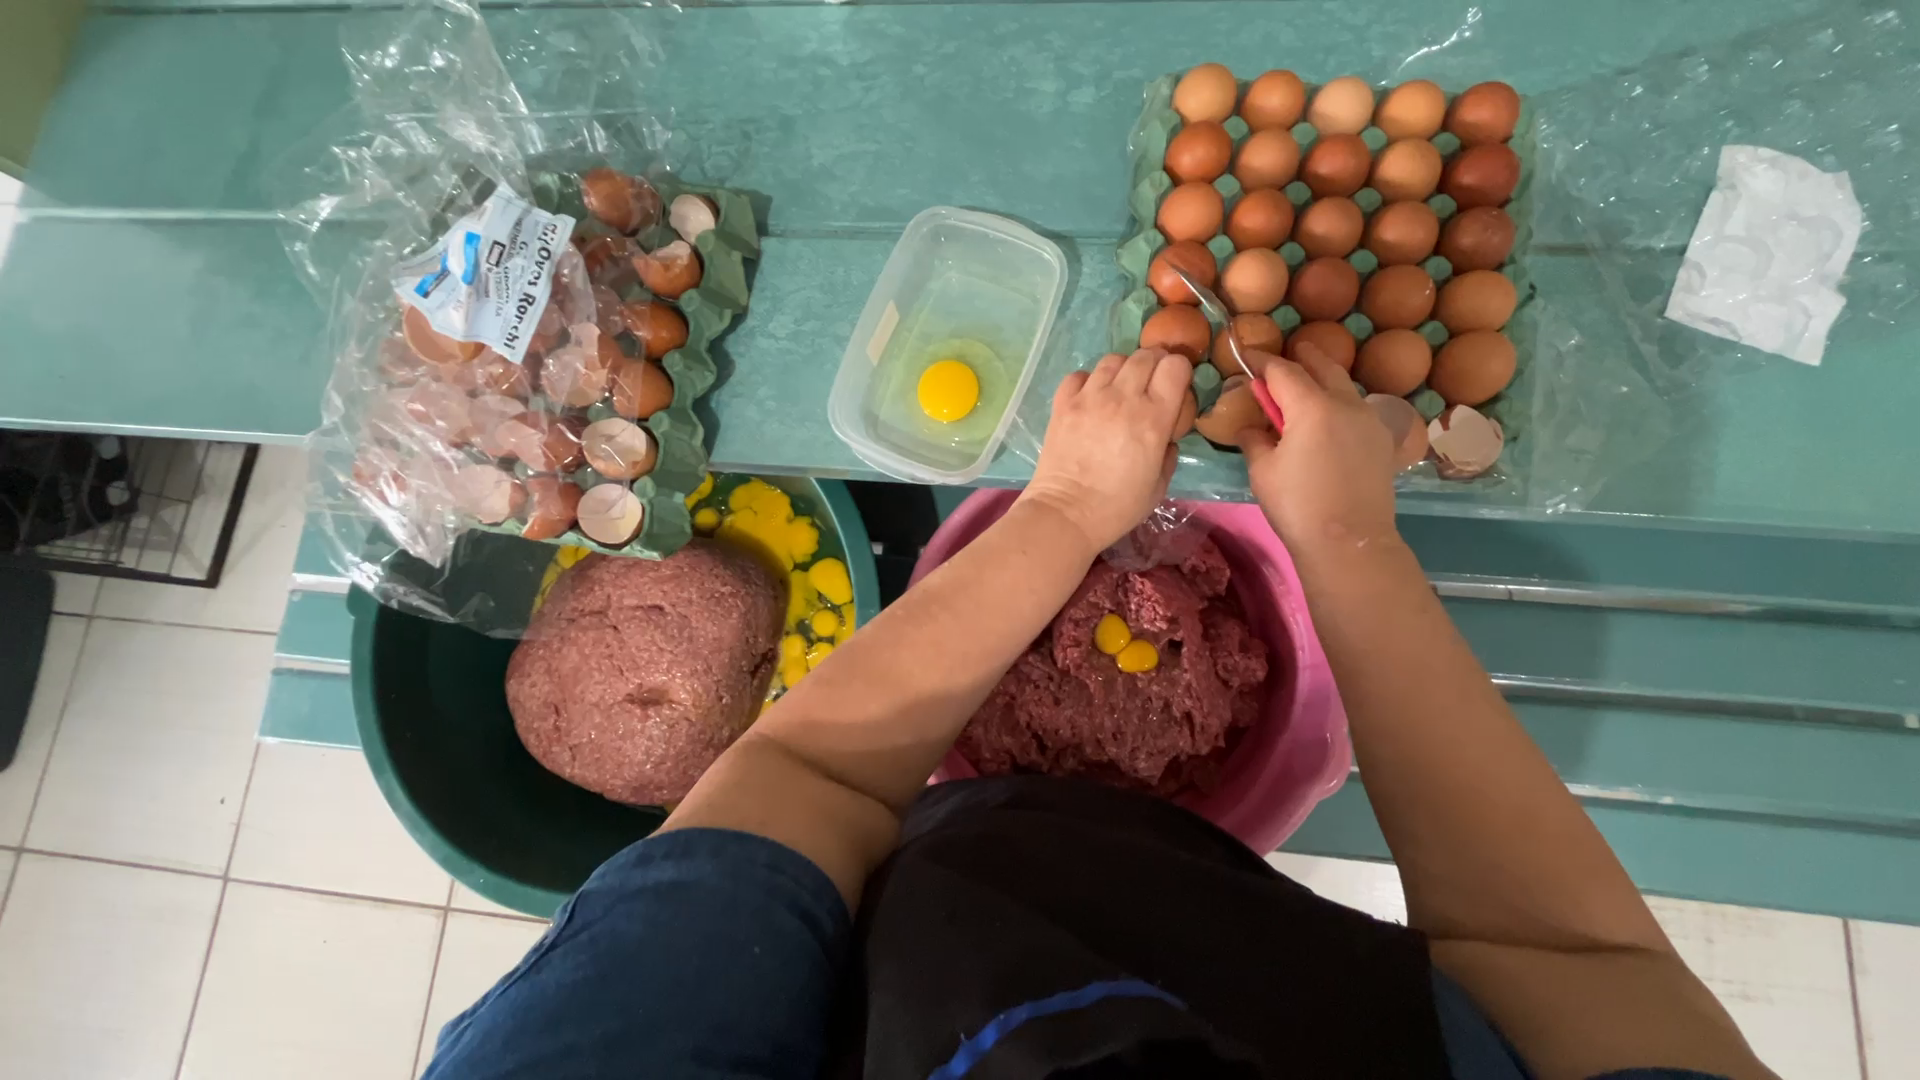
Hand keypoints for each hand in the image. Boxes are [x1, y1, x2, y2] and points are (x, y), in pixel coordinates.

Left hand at [1020, 348, 1190, 555]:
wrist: (1066, 514)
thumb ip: (1168, 453)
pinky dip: (1089, 380)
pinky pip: (1079, 375)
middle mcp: (1122, 398)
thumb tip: (1166, 436)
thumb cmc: (1117, 507)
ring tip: (1120, 388)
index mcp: (1153, 418)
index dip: (1179, 371)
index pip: (1175, 367)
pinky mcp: (1063, 404)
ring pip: (1113, 360)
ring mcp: (1089, 398)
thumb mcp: (1159, 486)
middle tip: (1151, 383)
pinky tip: (1091, 397)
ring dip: (1122, 369)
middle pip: (1145, 356)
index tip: (1176, 385)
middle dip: (1154, 363)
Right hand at [1237, 344, 1397, 554]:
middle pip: (1323, 367)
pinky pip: (1357, 408)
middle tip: (1289, 351)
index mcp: (1312, 406)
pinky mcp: (1381, 441)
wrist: (1348, 542)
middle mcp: (1346, 404)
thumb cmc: (1297, 506)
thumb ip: (1255, 440)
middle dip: (1303, 357)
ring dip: (1324, 378)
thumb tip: (1252, 428)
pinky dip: (1340, 401)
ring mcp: (1369, 421)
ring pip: (1344, 386)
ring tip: (1308, 382)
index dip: (1263, 361)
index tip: (1247, 357)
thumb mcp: (1262, 471)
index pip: (1283, 371)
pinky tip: (1329, 416)